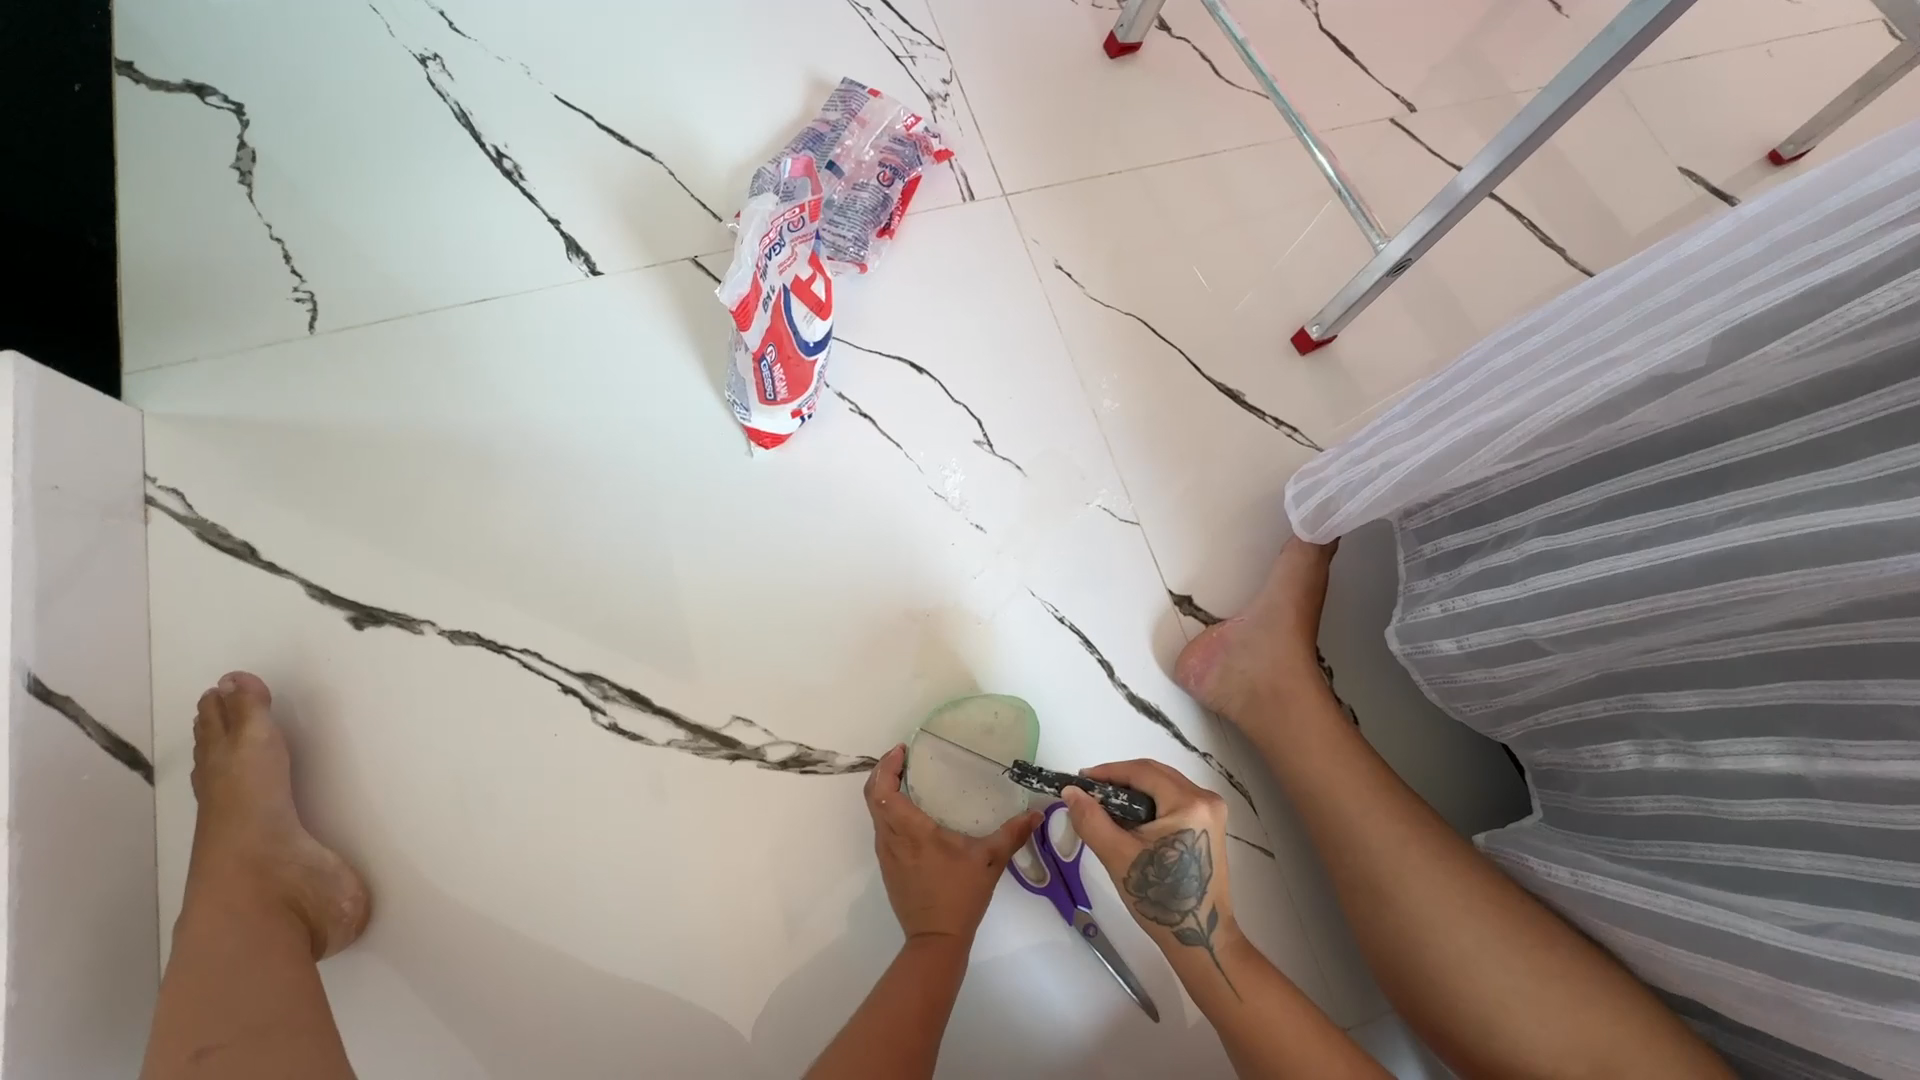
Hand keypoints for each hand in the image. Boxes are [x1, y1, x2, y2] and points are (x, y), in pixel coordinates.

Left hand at [864, 744, 1040, 943]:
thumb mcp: (990, 861)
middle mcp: (892, 839)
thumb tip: (1037, 813)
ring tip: (908, 777)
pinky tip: (912, 811)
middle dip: (883, 772)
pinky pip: (882, 828)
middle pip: (873, 796)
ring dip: (884, 791)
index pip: (883, 791)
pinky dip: (889, 810)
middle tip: (903, 758)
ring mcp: (887, 854)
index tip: (902, 750)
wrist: (936, 940)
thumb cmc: (960, 895)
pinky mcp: (889, 867)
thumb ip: (1012, 833)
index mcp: (911, 831)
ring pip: (876, 813)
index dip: (886, 767)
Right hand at [1062, 761, 1239, 977]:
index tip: (1079, 781)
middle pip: (1154, 774)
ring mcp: (1211, 812)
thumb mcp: (1118, 856)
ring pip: (1163, 786)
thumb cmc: (1161, 899)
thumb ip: (1091, 819)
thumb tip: (1070, 791)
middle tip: (1089, 794)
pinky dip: (1148, 804)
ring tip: (1105, 807)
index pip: (1141, 771)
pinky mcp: (1209, 826)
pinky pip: (1172, 800)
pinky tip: (1129, 820)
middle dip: (1119, 780)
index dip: (1107, 772)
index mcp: (1189, 803)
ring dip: (1133, 792)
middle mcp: (1206, 799)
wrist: (1201, 939)